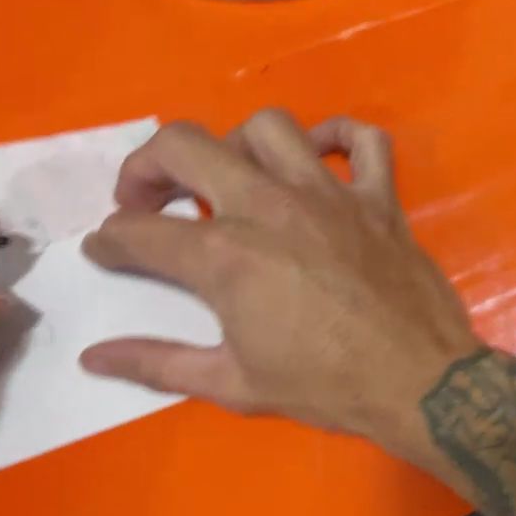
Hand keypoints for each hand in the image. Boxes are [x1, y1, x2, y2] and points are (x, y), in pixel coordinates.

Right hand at [79, 111, 485, 476]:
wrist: (421, 382)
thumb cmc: (330, 386)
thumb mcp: (235, 384)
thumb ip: (158, 363)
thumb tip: (94, 357)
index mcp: (225, 255)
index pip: (138, 231)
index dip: (110, 241)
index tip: (110, 251)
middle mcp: (272, 208)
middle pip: (185, 147)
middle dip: (149, 168)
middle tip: (153, 202)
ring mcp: (332, 197)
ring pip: (271, 128)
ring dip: (241, 145)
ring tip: (238, 181)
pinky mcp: (382, 202)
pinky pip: (368, 142)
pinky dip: (344, 136)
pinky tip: (322, 156)